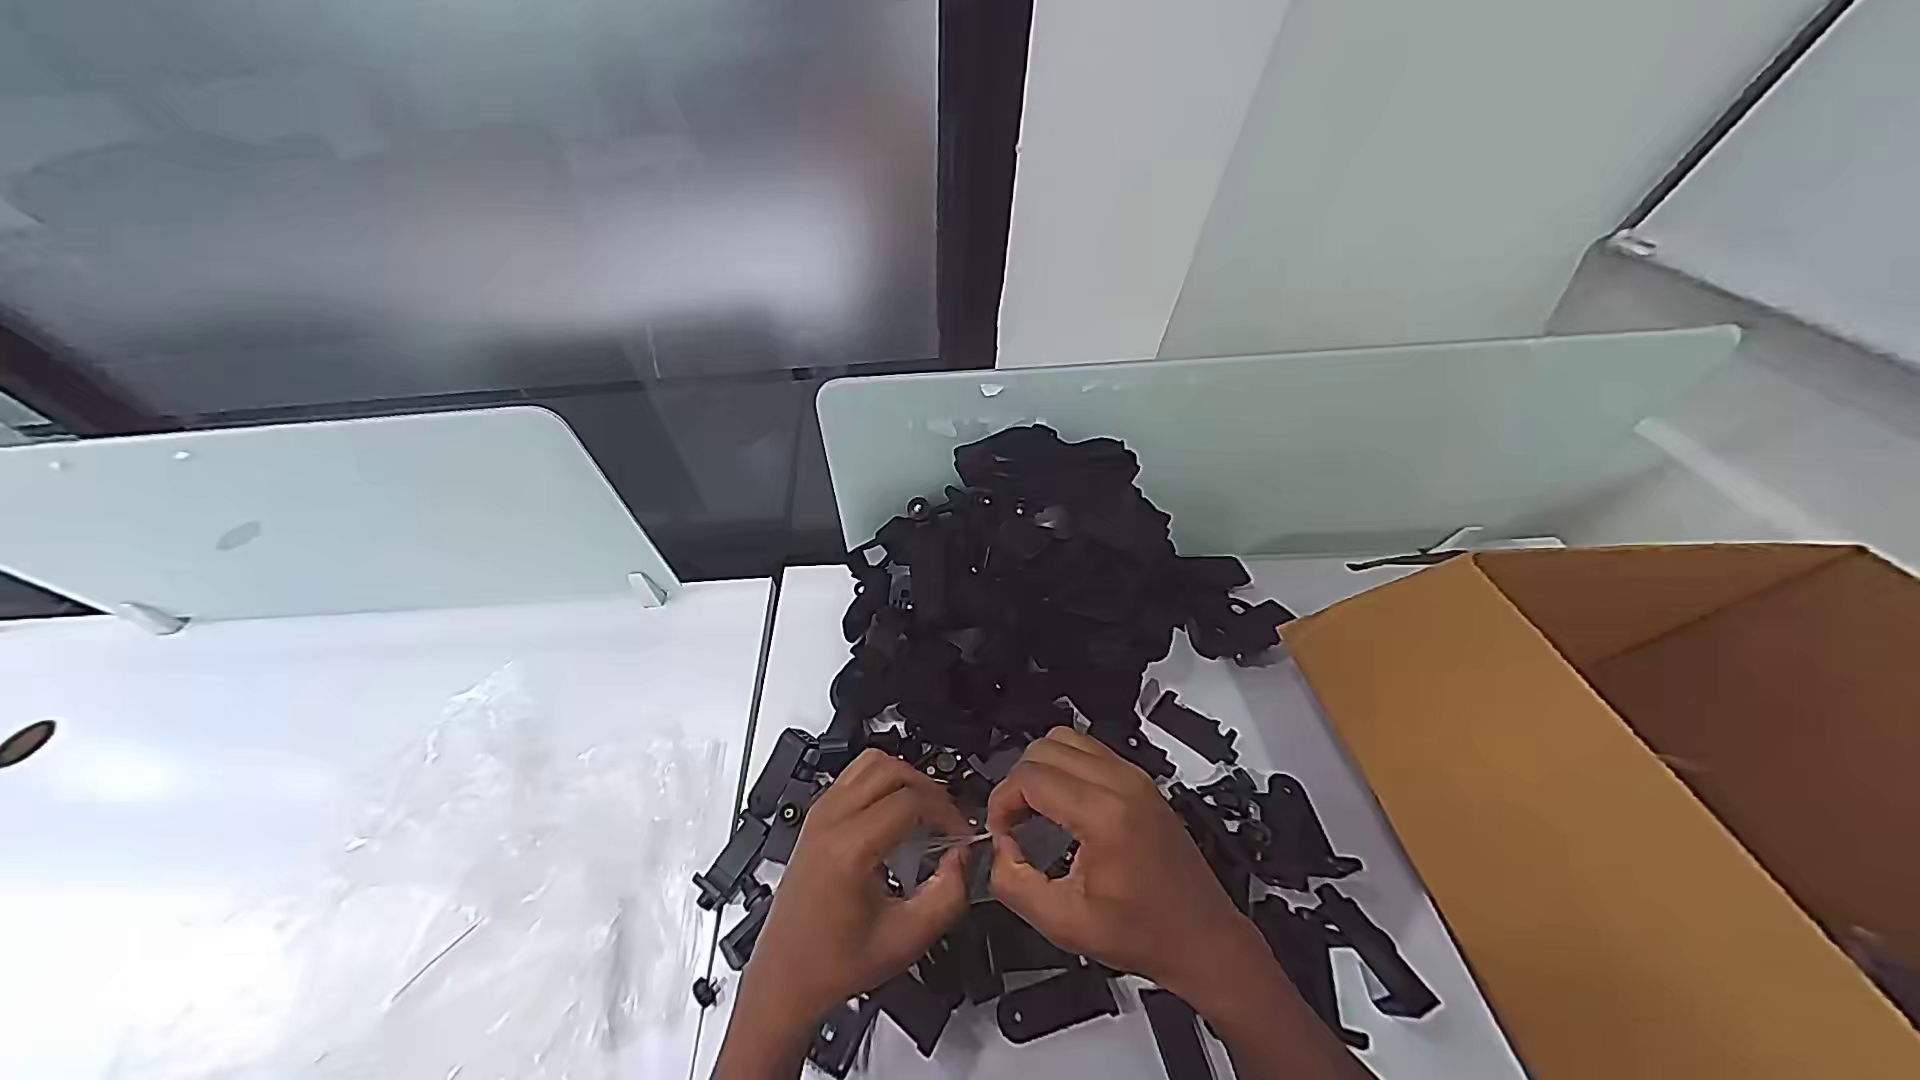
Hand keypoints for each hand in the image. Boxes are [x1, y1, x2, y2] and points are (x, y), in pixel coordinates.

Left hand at [739, 749, 972, 1030]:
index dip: (946, 811)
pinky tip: (895, 813)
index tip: (959, 832)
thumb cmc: (833, 963)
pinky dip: (882, 781)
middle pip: (892, 769)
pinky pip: (854, 775)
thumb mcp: (907, 939)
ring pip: (870, 761)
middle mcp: (829, 823)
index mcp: (848, 849)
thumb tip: (962, 858)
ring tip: (923, 809)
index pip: (910, 800)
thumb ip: (948, 896)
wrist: (786, 978)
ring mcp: (819, 816)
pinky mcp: (816, 818)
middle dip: (929, 789)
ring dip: (905, 777)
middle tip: (946, 818)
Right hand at [985, 726, 1265, 998]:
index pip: (1030, 776)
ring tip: (1036, 809)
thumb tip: (998, 850)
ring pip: (1066, 738)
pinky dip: (1064, 767)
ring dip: (1040, 768)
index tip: (1001, 830)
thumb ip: (1014, 883)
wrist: (1201, 939)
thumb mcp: (1064, 923)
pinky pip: (1089, 750)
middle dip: (1017, 781)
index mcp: (1106, 815)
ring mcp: (1135, 778)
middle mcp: (1123, 785)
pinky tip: (1062, 807)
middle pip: (1044, 747)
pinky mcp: (1141, 781)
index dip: (1002, 801)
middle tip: (1014, 820)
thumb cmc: (1149, 932)